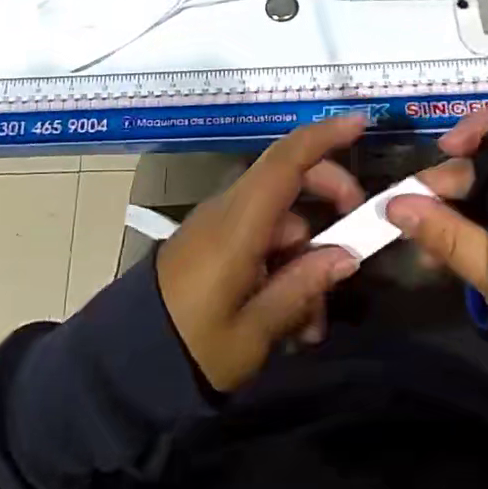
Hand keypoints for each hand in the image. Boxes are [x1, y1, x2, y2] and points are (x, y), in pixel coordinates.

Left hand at [156, 115, 368, 390]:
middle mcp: (227, 212)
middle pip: (287, 182)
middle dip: (329, 201)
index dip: (322, 138)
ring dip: (306, 261)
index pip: (283, 163)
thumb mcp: (253, 330)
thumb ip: (302, 287)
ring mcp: (219, 227)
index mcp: (236, 225)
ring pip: (281, 223)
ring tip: (312, 324)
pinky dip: (284, 269)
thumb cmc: (191, 347)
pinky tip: (293, 320)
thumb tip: (346, 256)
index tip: (359, 124)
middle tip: (355, 241)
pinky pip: (261, 241)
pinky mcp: (214, 245)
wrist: (128, 364)